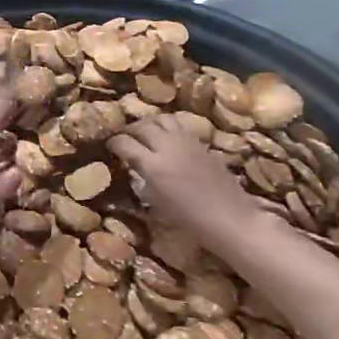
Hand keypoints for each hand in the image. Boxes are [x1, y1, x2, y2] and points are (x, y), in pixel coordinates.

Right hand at [107, 114, 267, 247]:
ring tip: (144, 132)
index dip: (112, 143)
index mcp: (153, 165)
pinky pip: (178, 126)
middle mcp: (167, 147)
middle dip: (128, 130)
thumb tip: (133, 167)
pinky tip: (165, 138)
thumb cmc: (189, 219)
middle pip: (142, 126)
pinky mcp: (201, 143)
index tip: (108, 146)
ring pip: (161, 119)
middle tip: (123, 137)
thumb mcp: (156, 202)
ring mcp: (186, 142)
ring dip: (148, 123)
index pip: (124, 143)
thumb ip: (142, 179)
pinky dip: (166, 127)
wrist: (229, 217)